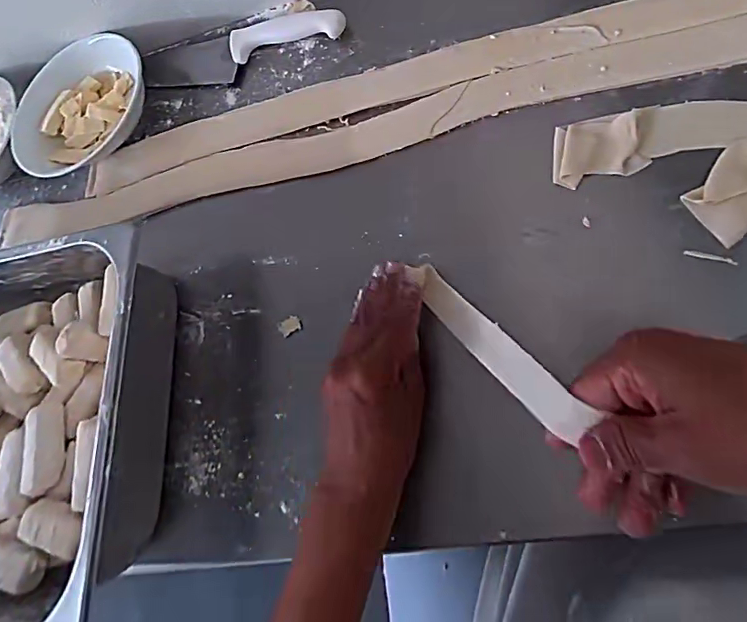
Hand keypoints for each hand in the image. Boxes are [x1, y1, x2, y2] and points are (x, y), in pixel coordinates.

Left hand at [317, 262, 424, 502]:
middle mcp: (350, 362)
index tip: (416, 278)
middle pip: (373, 317)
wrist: (353, 480)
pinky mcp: (330, 371)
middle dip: (387, 289)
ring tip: (381, 273)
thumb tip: (408, 329)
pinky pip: (349, 335)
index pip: (396, 324)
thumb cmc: (392, 448)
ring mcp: (336, 365)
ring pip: (358, 322)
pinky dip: (360, 315)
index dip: (408, 299)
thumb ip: (408, 359)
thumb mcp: (413, 400)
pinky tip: (366, 301)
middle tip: (397, 266)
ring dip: (371, 296)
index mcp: (374, 370)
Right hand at [562, 328, 746, 535]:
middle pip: (613, 412)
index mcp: (639, 357)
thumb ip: (622, 447)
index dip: (578, 437)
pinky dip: (668, 458)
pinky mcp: (706, 389)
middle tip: (611, 502)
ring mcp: (683, 372)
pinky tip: (674, 493)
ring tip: (646, 512)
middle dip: (613, 464)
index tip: (579, 471)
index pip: (584, 393)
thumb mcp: (678, 447)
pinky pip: (671, 422)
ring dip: (642, 471)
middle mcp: (656, 357)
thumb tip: (586, 446)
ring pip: (644, 424)